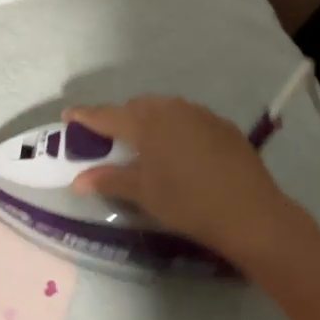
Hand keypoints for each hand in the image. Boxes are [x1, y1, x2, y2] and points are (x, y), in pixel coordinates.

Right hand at [64, 96, 307, 266]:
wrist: (250, 212)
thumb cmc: (188, 203)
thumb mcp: (145, 194)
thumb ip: (110, 180)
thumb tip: (77, 180)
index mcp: (146, 123)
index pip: (107, 116)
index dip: (85, 116)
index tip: (68, 115)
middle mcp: (170, 109)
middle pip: (136, 107)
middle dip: (120, 119)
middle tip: (111, 141)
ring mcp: (199, 113)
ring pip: (164, 109)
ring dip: (150, 120)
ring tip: (146, 144)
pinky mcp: (221, 124)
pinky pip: (188, 118)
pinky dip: (176, 128)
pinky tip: (181, 151)